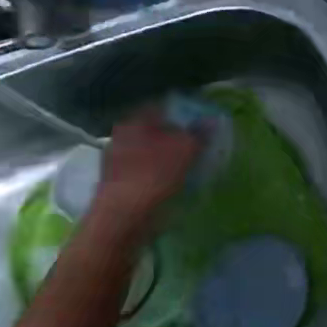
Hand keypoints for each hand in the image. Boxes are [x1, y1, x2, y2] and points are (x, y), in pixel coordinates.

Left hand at [92, 107, 201, 225]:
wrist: (122, 220)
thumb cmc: (154, 176)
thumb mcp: (186, 149)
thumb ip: (200, 132)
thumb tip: (211, 120)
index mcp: (134, 121)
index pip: (163, 107)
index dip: (185, 112)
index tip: (202, 121)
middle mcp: (121, 137)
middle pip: (155, 130)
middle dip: (176, 135)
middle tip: (199, 142)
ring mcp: (116, 161)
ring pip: (150, 151)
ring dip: (168, 156)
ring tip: (191, 164)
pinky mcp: (118, 184)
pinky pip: (145, 171)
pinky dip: (159, 174)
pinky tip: (175, 182)